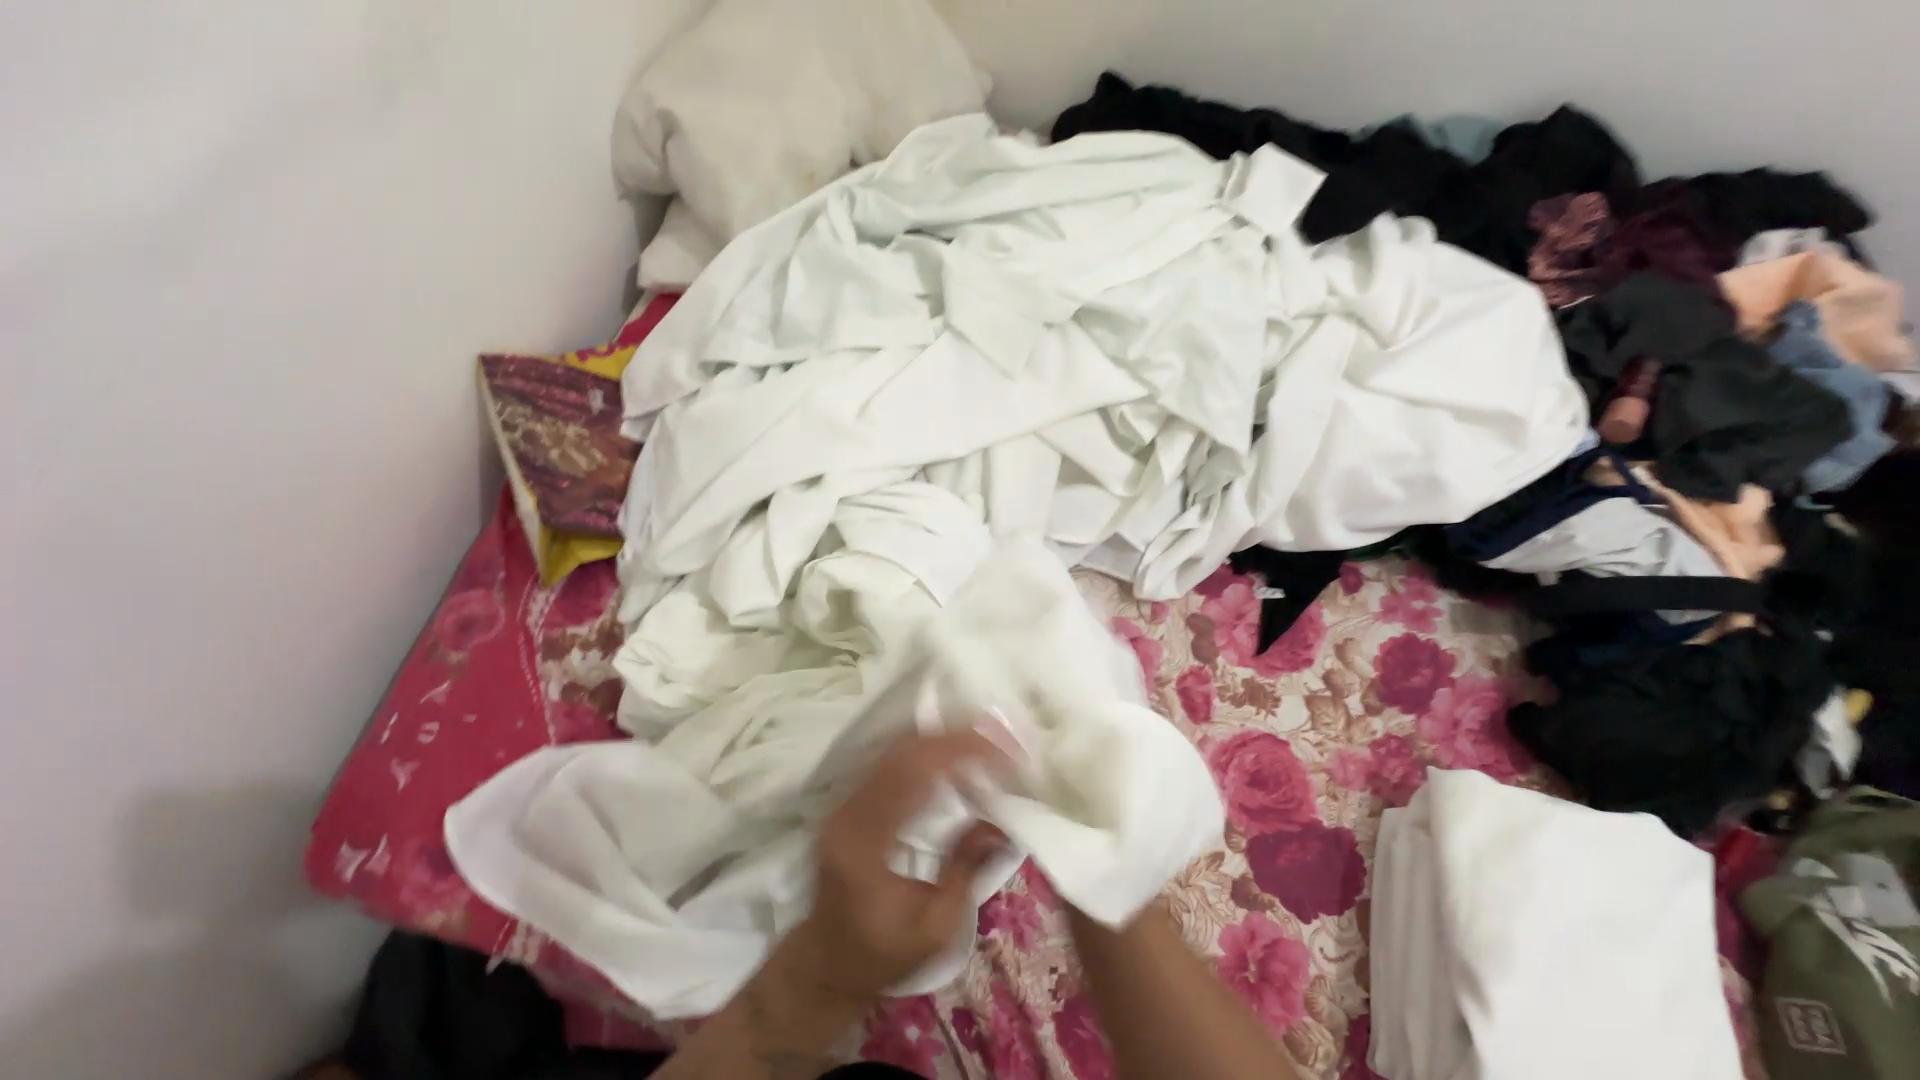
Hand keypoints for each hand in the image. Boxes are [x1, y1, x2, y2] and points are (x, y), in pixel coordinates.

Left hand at [786, 730, 1010, 1004]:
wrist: (829, 963)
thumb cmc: (885, 952)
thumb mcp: (936, 926)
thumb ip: (964, 870)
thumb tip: (1000, 823)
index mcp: (865, 843)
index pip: (912, 777)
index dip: (959, 754)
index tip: (1003, 754)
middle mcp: (848, 813)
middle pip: (901, 753)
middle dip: (955, 736)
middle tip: (1002, 734)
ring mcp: (843, 804)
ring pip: (893, 750)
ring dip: (940, 737)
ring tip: (985, 735)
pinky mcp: (849, 803)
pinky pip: (888, 761)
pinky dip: (925, 749)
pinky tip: (954, 749)